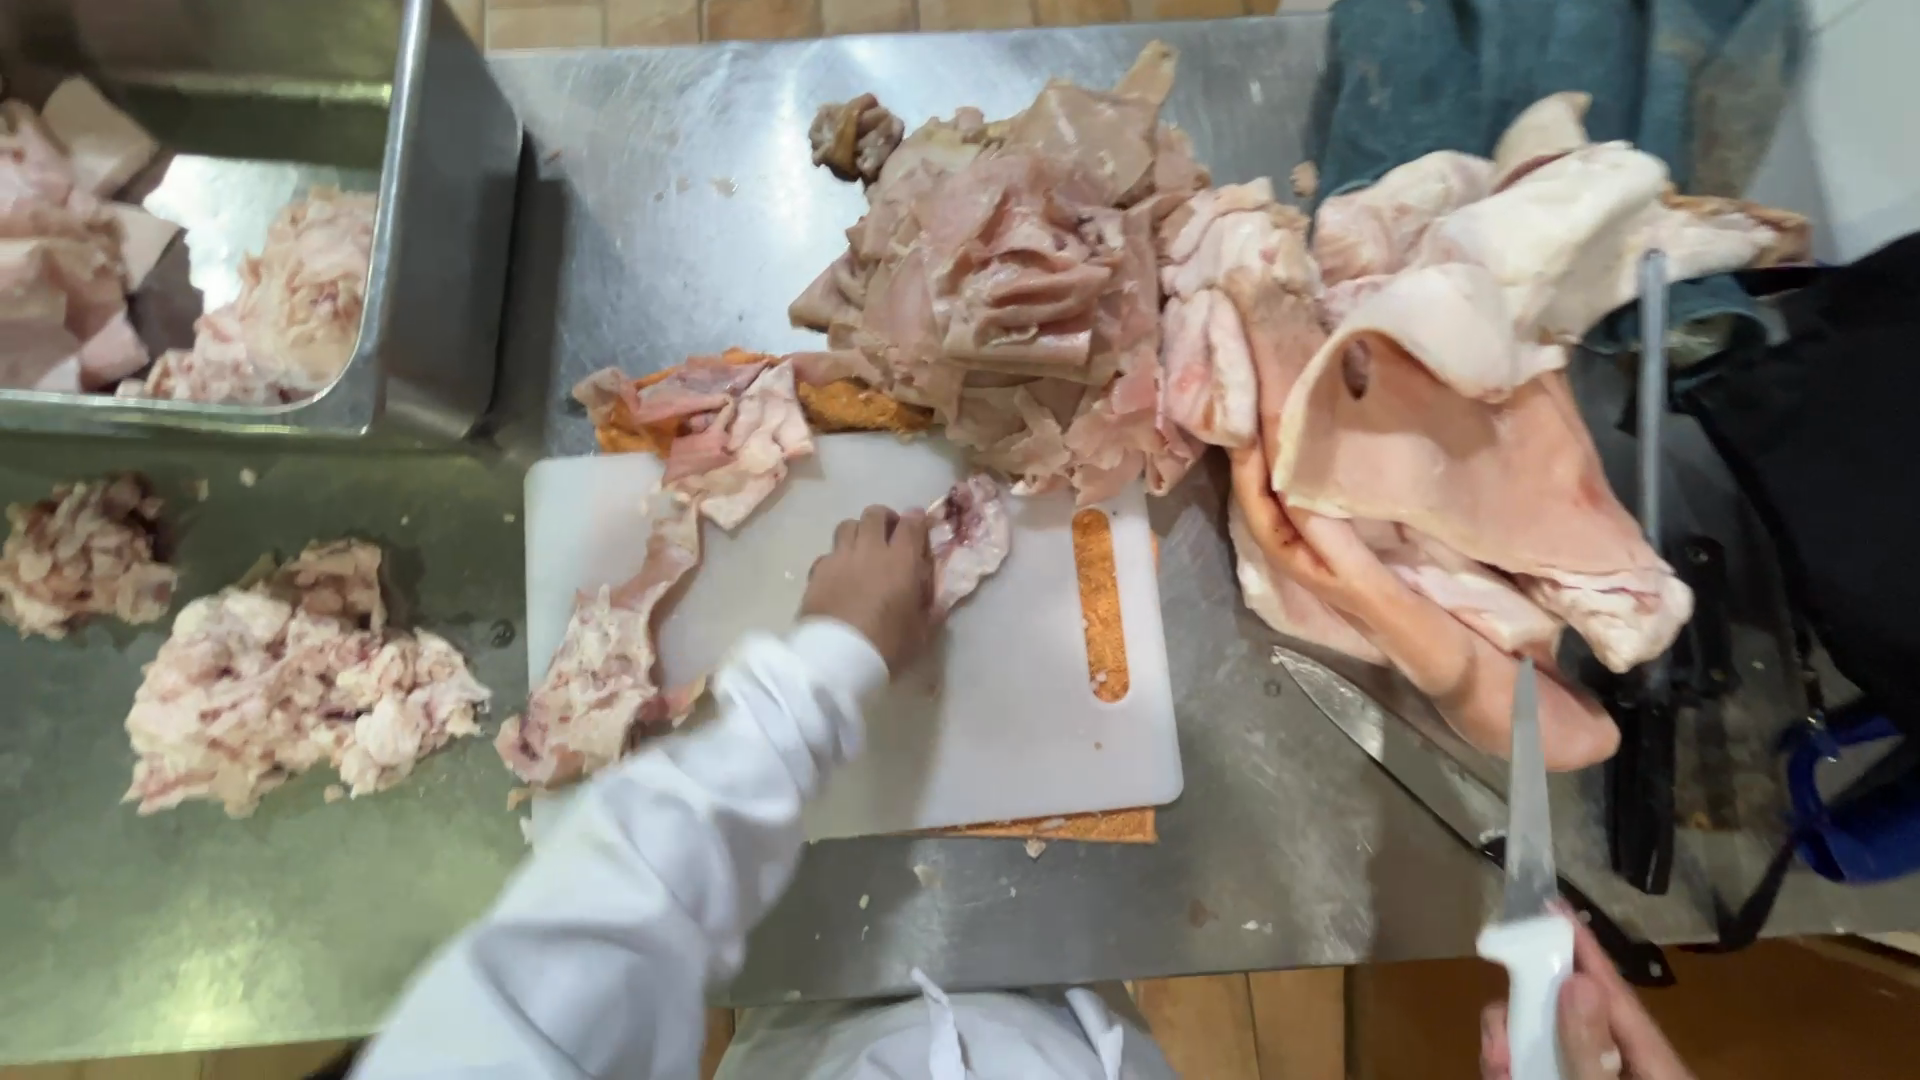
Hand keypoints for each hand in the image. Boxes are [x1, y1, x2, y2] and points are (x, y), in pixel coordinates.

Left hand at [801, 505, 935, 673]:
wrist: (835, 658)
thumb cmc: (886, 645)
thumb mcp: (921, 632)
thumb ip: (930, 610)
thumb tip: (937, 601)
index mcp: (901, 560)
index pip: (912, 523)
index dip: (916, 520)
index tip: (918, 526)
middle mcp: (870, 550)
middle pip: (875, 514)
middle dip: (885, 519)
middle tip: (889, 535)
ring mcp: (840, 558)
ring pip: (848, 525)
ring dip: (858, 532)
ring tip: (862, 549)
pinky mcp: (817, 571)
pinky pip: (828, 552)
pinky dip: (836, 557)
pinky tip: (839, 574)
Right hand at [1479, 911, 1692, 1079]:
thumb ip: (1591, 1050)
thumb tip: (1576, 980)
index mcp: (1656, 1065)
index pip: (1614, 991)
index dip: (1581, 945)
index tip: (1550, 902)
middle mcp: (1622, 1062)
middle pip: (1562, 1009)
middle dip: (1520, 1012)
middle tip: (1498, 1038)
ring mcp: (1588, 1071)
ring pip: (1537, 1034)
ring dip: (1508, 1045)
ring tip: (1498, 1070)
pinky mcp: (1561, 1076)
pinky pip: (1530, 1060)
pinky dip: (1508, 1063)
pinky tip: (1500, 1075)